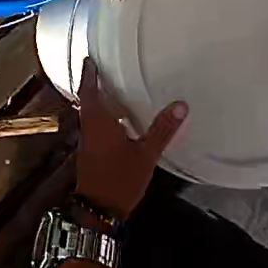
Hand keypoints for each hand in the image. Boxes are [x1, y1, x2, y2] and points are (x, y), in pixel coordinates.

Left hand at [75, 57, 184, 219]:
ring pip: (91, 113)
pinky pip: (96, 125)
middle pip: (88, 100)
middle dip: (95, 85)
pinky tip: (120, 120)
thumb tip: (180, 105)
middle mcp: (88, 127)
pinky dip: (104, 116)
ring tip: (116, 90)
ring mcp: (88, 140)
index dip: (88, 74)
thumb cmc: (119, 179)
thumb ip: (162, 130)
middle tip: (106, 69)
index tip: (89, 58)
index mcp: (96, 122)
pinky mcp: (91, 151)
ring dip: (100, 101)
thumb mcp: (145, 154)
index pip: (89, 91)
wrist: (99, 209)